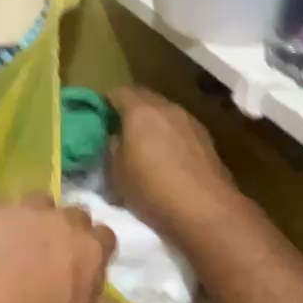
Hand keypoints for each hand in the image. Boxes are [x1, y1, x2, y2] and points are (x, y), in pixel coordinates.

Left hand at [0, 195, 114, 302]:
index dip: (93, 246)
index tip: (81, 258)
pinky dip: (1, 221)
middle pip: (74, 214)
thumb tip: (98, 292)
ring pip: (39, 202)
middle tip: (50, 248)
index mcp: (91, 250)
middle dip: (66, 228)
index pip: (104, 236)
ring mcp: (27, 210)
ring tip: (19, 237)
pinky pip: (3, 209)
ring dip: (35, 216)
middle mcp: (64, 221)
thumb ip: (96, 301)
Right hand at [107, 86, 240, 235]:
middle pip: (143, 98)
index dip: (104, 101)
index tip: (96, 117)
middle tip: (116, 129)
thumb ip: (110, 146)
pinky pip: (178, 128)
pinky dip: (168, 134)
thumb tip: (113, 136)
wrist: (206, 211)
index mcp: (141, 110)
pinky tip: (165, 156)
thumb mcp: (115, 171)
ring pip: (163, 112)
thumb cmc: (152, 189)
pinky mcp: (206, 139)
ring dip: (151, 122)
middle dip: (128, 109)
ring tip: (141, 144)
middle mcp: (167, 108)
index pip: (117, 91)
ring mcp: (190, 122)